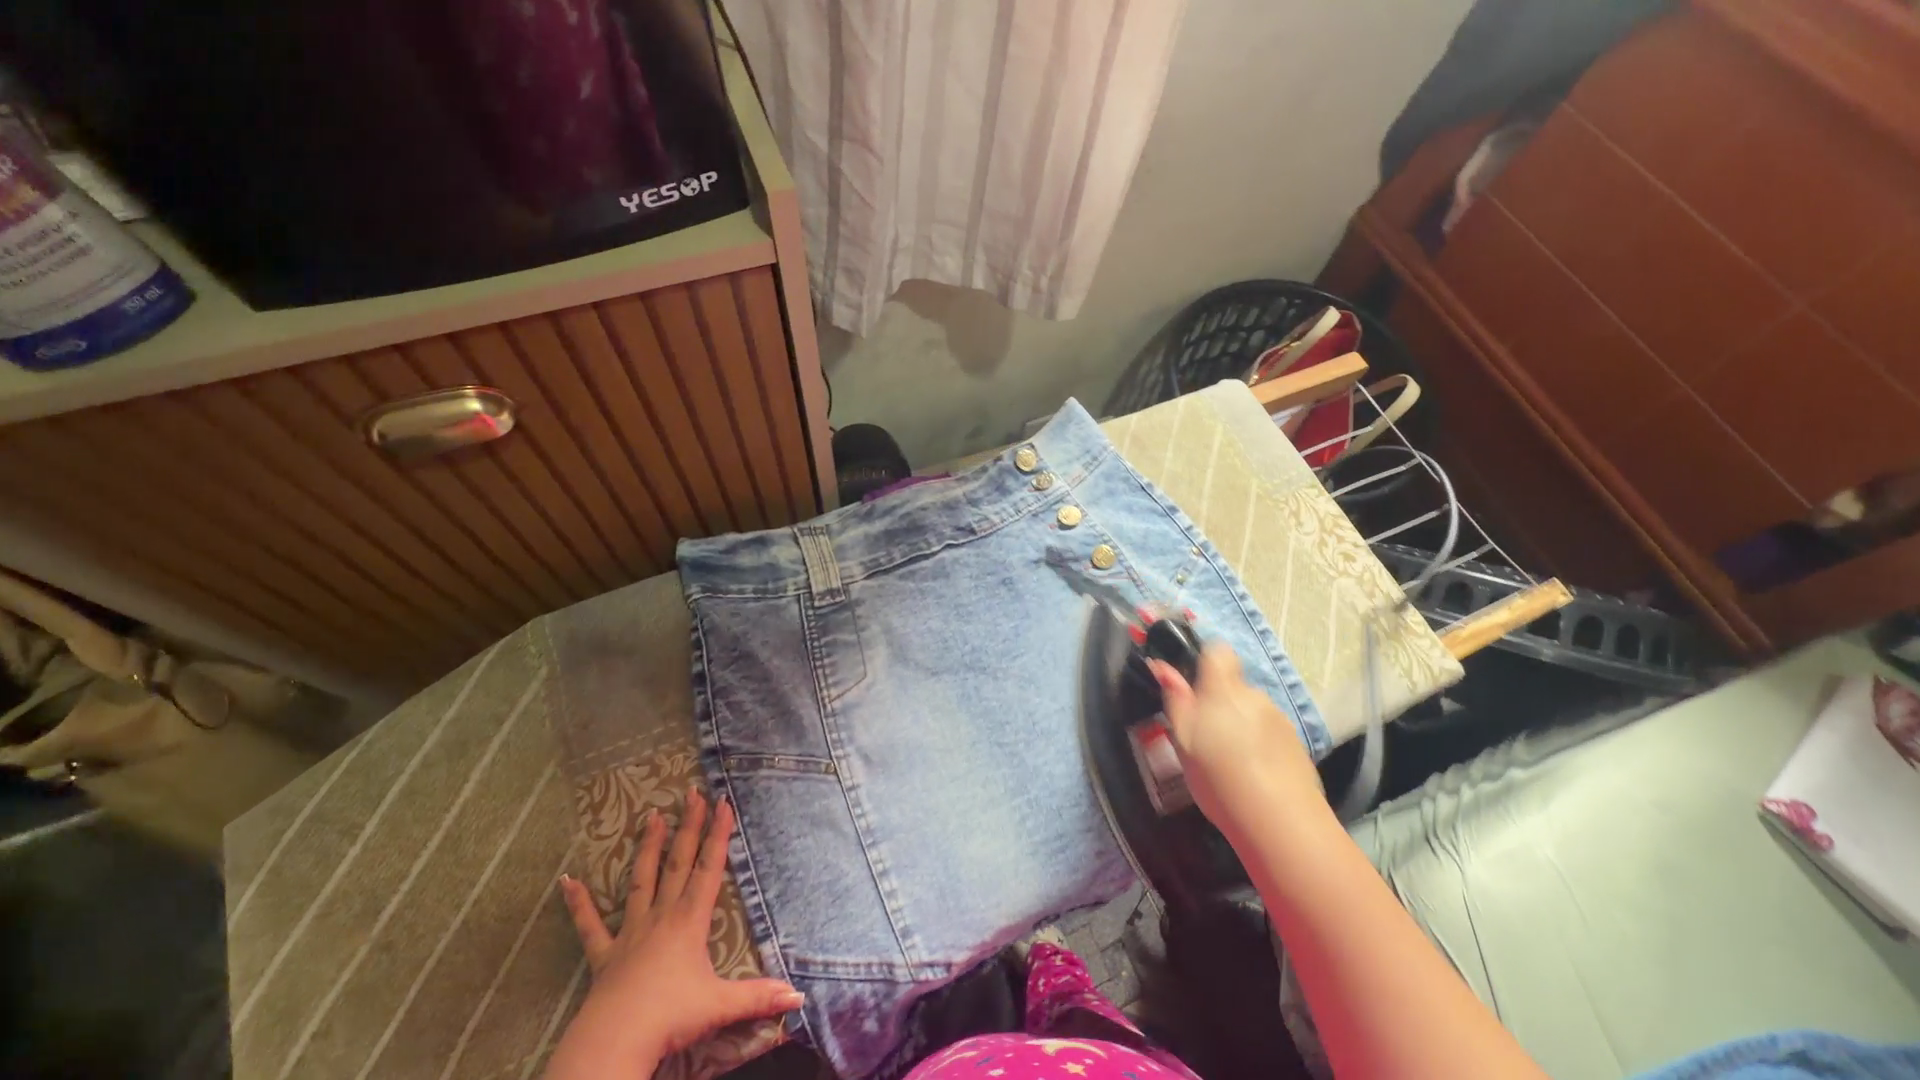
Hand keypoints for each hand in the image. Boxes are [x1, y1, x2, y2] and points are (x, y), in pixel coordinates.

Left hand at [544, 787, 801, 1078]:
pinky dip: (579, 903)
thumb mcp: (722, 1005)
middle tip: (692, 793)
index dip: (718, 835)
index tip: (723, 802)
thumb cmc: (671, 1016)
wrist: (617, 1040)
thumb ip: (759, 997)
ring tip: (651, 816)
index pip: (709, 869)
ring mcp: (630, 933)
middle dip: (688, 828)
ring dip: (647, 849)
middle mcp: (661, 917)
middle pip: (677, 864)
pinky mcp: (605, 955)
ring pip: (640, 882)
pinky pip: (590, 926)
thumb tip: (799, 996)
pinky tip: (568, 880)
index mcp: (690, 922)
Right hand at [1148, 645, 1328, 842]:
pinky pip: (1269, 731)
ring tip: (1230, 761)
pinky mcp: (1295, 742)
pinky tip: (1253, 773)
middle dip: (1219, 703)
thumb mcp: (1183, 742)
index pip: (1218, 651)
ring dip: (1239, 725)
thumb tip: (1163, 668)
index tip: (1193, 690)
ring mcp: (1279, 718)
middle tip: (1204, 737)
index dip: (1205, 663)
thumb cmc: (1219, 777)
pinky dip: (1259, 744)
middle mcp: (1254, 696)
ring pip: (1251, 710)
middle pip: (1234, 686)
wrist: (1279, 819)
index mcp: (1223, 690)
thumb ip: (1176, 701)